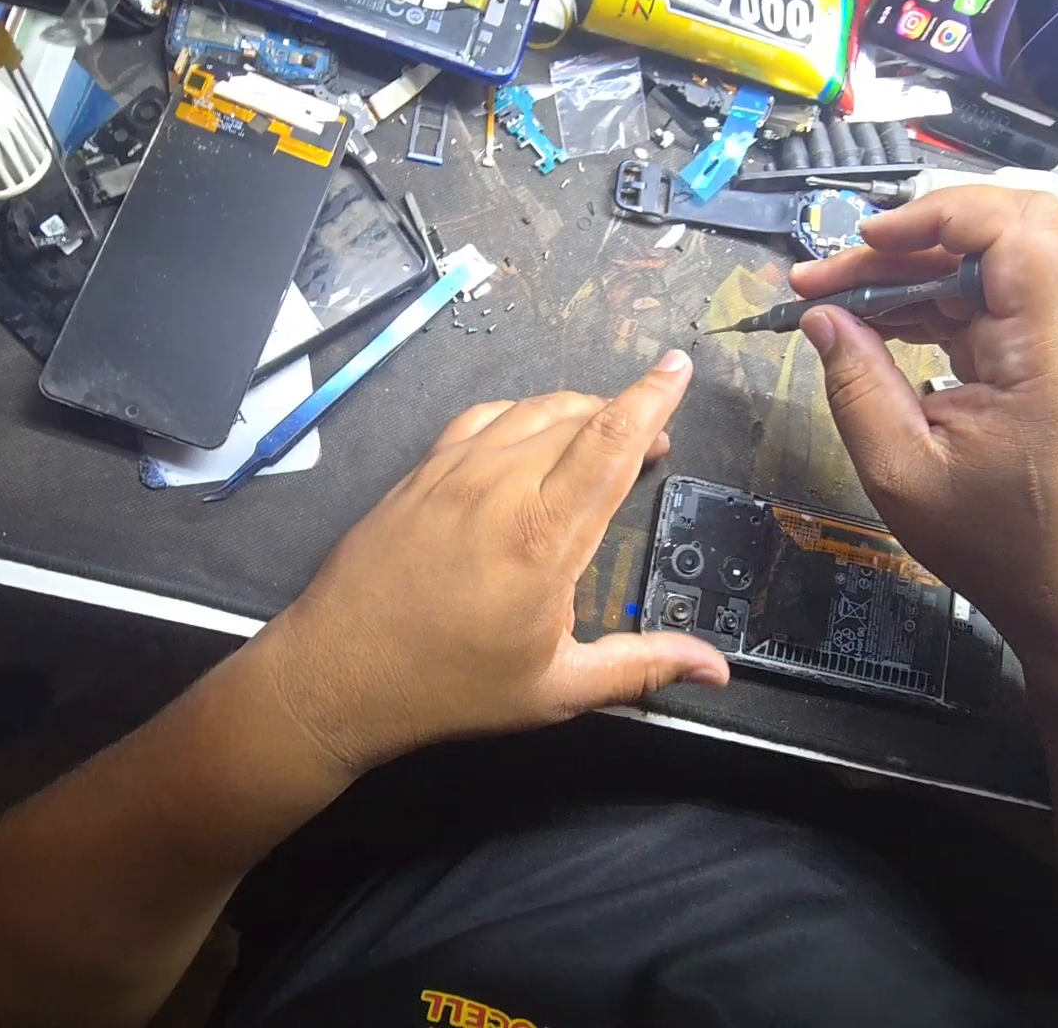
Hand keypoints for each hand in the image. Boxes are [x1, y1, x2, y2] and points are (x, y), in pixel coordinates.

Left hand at [247, 351, 728, 774]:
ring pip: (530, 411)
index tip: (677, 367)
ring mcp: (454, 472)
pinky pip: (481, 419)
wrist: (338, 673)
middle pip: (577, 418)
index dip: (652, 398)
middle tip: (651, 440)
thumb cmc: (450, 687)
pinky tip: (528, 433)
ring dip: (577, 411)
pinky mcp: (421, 472)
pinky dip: (520, 415)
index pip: (611, 443)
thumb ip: (642, 666)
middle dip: (625, 413)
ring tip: (600, 432)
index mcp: (544, 536)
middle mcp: (501, 486)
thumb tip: (719, 670)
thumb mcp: (556, 689)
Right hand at [790, 186, 1057, 650]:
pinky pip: (991, 307)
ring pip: (986, 270)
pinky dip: (931, 308)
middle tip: (820, 282)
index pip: (1020, 230)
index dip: (940, 215)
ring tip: (833, 305)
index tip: (866, 242)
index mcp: (1050, 357)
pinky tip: (879, 327)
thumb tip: (822, 318)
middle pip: (995, 240)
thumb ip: (855, 386)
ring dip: (906, 279)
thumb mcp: (901, 471)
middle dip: (900, 249)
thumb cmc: (995, 542)